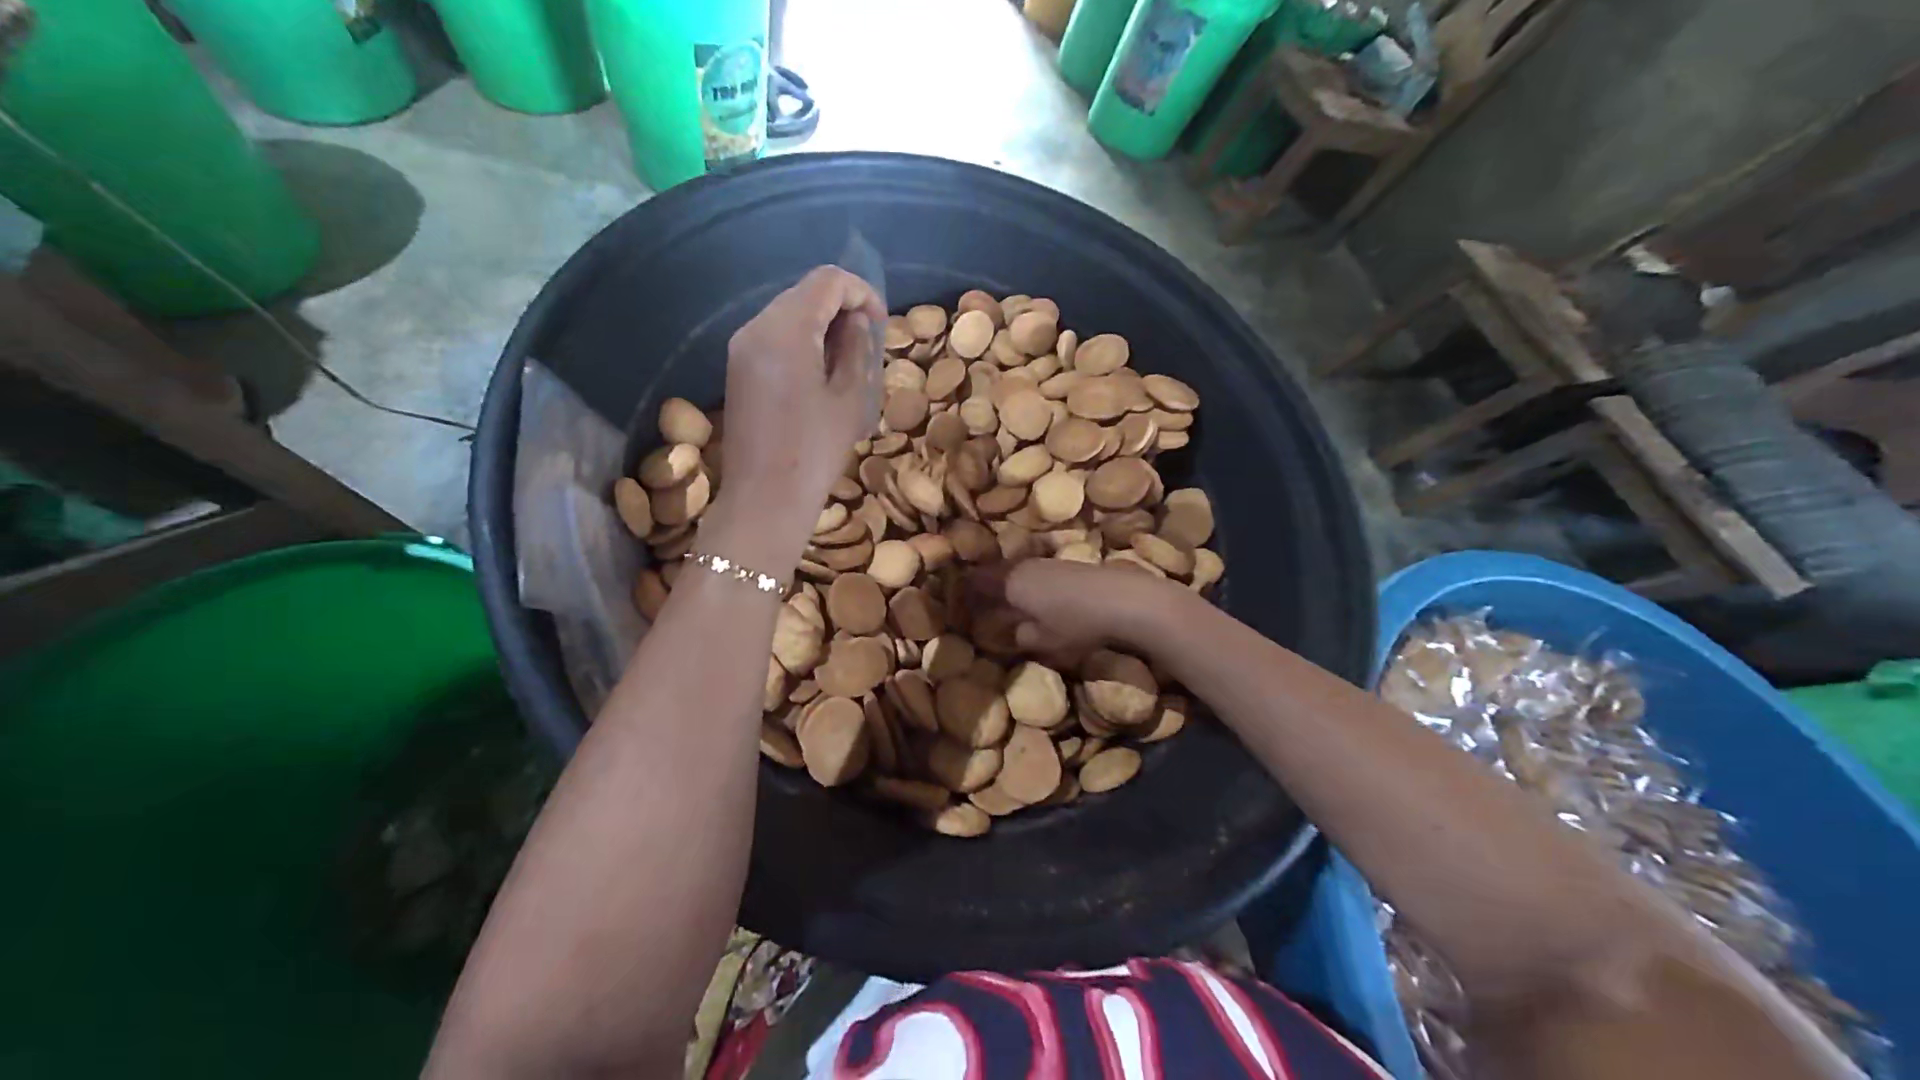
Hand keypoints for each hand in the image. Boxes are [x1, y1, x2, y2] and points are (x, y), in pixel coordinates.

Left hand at [709, 266, 886, 550]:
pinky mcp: (737, 367)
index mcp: (786, 330)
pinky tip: (819, 369)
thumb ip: (855, 348)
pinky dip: (801, 338)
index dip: (861, 292)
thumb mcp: (849, 398)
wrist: (765, 498)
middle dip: (841, 305)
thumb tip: (856, 322)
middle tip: (867, 340)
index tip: (880, 324)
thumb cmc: (815, 451)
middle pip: (804, 291)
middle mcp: (756, 327)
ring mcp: (741, 347)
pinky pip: (774, 334)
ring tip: (847, 357)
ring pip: (788, 311)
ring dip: (821, 322)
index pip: (827, 281)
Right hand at [970, 560, 1195, 666]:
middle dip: (986, 589)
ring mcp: (1047, 563)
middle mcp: (1024, 567)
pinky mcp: (1067, 565)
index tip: (956, 605)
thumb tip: (1014, 633)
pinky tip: (1038, 601)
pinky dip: (1029, 586)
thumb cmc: (1077, 623)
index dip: (964, 592)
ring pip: (1017, 573)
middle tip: (978, 606)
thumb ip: (1021, 637)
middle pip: (996, 574)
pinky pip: (1035, 574)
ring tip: (1007, 605)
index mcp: (1010, 583)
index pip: (976, 582)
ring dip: (1009, 587)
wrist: (1125, 599)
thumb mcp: (1044, 641)